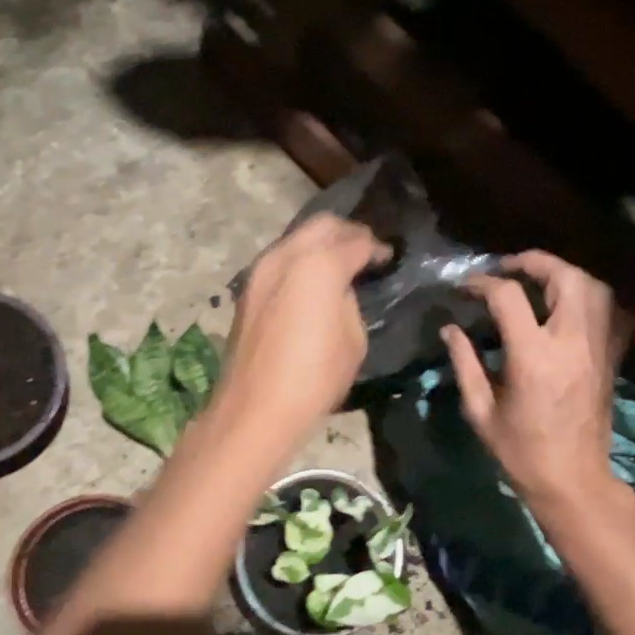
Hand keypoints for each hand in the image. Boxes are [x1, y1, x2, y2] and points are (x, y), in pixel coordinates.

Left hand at [214, 213, 389, 442]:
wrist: (256, 409)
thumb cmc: (314, 378)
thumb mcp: (353, 340)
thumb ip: (350, 302)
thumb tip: (341, 291)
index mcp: (319, 265)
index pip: (356, 241)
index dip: (377, 248)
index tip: (387, 259)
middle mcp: (286, 255)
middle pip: (322, 226)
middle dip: (347, 234)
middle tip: (365, 252)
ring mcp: (261, 270)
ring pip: (296, 239)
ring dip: (320, 245)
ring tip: (339, 265)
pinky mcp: (248, 290)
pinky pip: (281, 260)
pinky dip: (301, 262)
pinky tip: (312, 283)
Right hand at [442, 250, 623, 508]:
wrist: (573, 480)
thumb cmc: (521, 451)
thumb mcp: (481, 411)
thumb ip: (465, 363)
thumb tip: (450, 329)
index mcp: (533, 356)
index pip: (508, 297)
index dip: (482, 284)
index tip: (465, 289)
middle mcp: (571, 342)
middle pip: (564, 276)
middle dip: (534, 262)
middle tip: (508, 268)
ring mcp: (598, 347)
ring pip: (592, 287)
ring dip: (564, 274)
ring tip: (538, 280)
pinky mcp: (611, 356)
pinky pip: (606, 310)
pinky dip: (586, 296)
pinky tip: (565, 305)